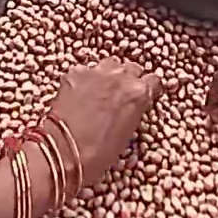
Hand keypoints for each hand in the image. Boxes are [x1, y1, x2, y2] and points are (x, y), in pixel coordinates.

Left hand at [46, 58, 160, 184]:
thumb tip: (128, 106)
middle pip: (131, 68)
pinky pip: (84, 70)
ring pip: (109, 64)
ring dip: (107, 75)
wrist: (65, 151)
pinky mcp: (75, 72)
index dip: (148, 88)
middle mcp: (121, 77)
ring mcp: (97, 72)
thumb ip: (132, 112)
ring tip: (99, 91)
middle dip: (128, 79)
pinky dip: (83, 79)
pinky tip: (77, 94)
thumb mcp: (126, 134)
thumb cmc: (97, 153)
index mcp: (139, 94)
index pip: (153, 81)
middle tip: (119, 94)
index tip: (144, 93)